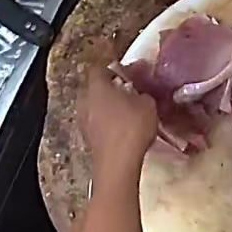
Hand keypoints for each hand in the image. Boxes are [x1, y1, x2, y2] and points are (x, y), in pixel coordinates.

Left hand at [81, 69, 156, 185]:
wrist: (118, 161)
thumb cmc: (133, 126)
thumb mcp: (148, 104)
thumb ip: (142, 94)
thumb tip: (140, 94)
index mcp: (97, 87)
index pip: (99, 69)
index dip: (114, 69)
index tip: (130, 74)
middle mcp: (85, 101)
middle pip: (96, 89)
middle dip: (111, 89)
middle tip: (131, 93)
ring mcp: (83, 121)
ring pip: (95, 107)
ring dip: (109, 107)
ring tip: (129, 112)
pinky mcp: (87, 138)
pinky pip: (98, 123)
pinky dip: (108, 122)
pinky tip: (124, 129)